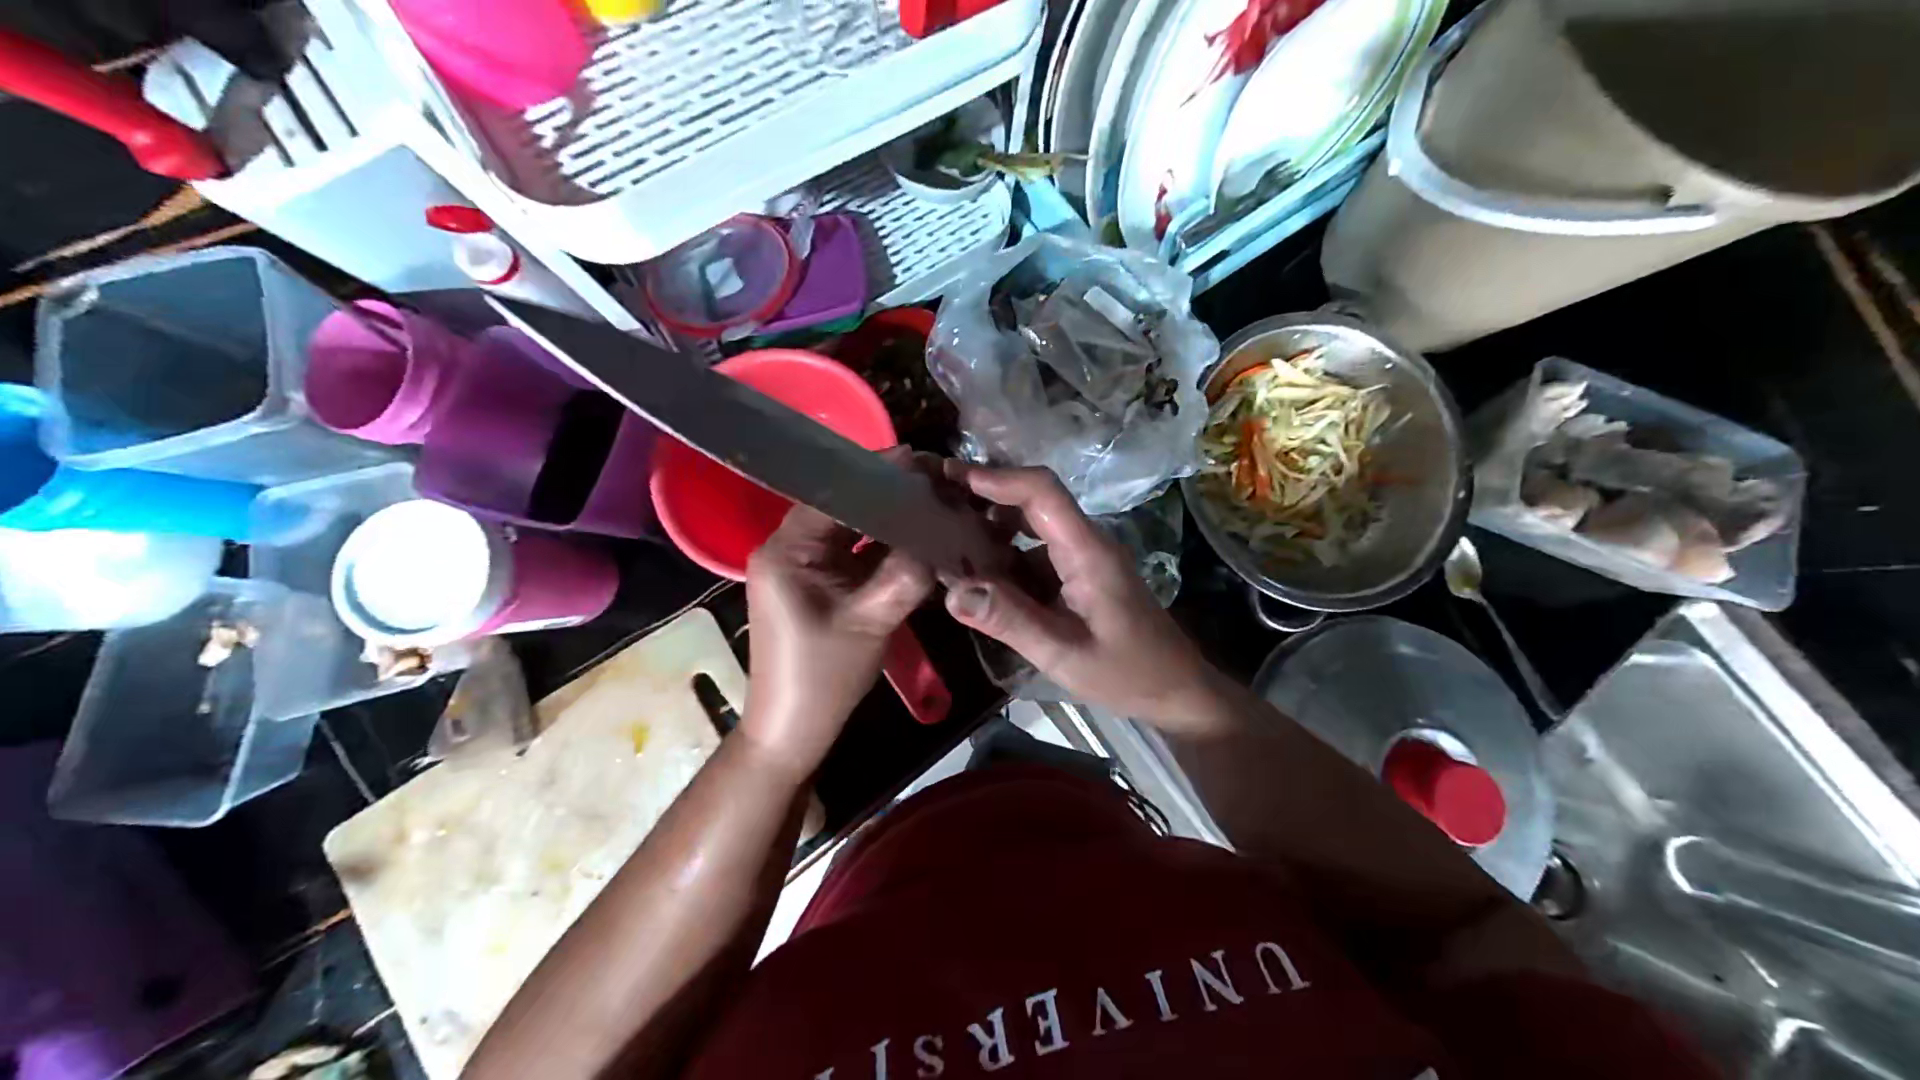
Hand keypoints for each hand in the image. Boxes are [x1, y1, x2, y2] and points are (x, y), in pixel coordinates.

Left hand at [742, 503, 933, 777]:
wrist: (793, 730)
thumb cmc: (822, 677)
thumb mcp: (870, 622)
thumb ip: (906, 575)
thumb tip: (941, 534)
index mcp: (786, 551)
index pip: (832, 495)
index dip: (876, 476)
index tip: (919, 460)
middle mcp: (788, 551)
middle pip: (842, 509)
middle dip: (886, 497)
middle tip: (933, 481)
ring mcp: (803, 570)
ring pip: (849, 532)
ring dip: (886, 523)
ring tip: (930, 505)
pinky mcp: (817, 588)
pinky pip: (851, 557)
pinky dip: (880, 550)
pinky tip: (915, 541)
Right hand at [938, 464, 1224, 730]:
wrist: (1176, 690)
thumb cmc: (1127, 673)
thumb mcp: (1063, 653)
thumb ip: (1009, 621)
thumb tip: (953, 591)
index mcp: (1086, 551)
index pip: (1041, 491)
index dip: (995, 479)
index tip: (949, 479)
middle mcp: (1084, 543)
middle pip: (1032, 500)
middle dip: (983, 497)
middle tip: (933, 504)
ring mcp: (1082, 558)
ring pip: (1031, 526)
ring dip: (989, 528)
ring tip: (943, 538)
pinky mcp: (1078, 575)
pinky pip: (1034, 553)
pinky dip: (1003, 557)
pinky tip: (975, 575)